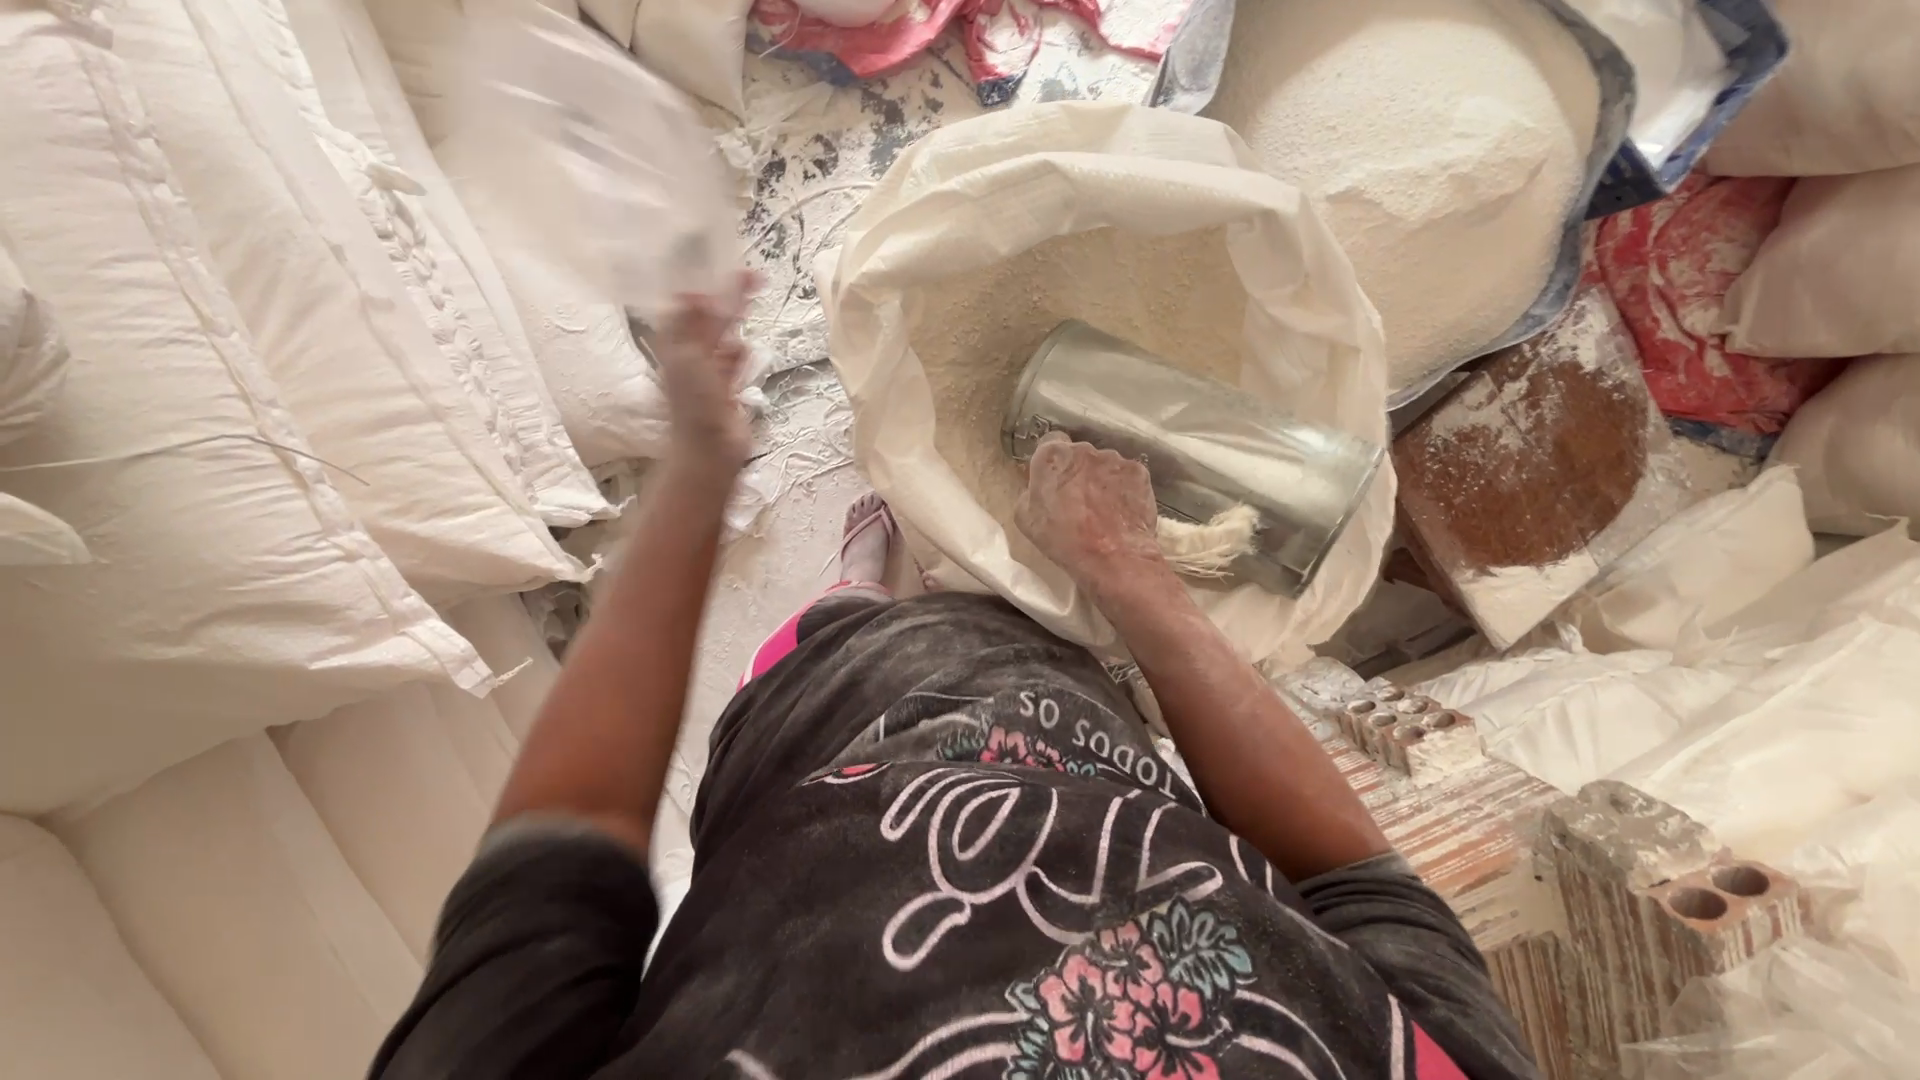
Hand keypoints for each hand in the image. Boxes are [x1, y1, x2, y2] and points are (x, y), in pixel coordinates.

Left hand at [657, 273, 756, 471]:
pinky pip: (735, 366)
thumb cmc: (695, 404)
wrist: (711, 450)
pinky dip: (741, 357)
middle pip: (709, 320)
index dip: (702, 287)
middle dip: (727, 299)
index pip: (685, 307)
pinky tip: (745, 353)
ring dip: (735, 329)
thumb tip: (690, 291)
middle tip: (751, 277)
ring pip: (724, 341)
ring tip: (749, 310)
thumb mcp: (688, 355)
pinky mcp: (727, 391)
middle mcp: (689, 357)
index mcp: (674, 346)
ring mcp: (709, 375)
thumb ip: (691, 323)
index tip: (722, 267)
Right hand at [1016, 433, 1172, 601]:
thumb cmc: (1062, 540)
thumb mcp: (1025, 518)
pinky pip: (1127, 476)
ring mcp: (1114, 459)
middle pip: (1079, 454)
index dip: (1053, 462)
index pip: (1050, 443)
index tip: (1054, 479)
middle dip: (1078, 470)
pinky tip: (1122, 510)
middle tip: (1078, 497)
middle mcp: (1084, 449)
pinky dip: (1124, 488)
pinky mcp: (1139, 472)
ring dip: (1101, 479)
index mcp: (1052, 456)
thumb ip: (1030, 491)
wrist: (1111, 557)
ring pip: (1105, 464)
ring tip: (1104, 508)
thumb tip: (1041, 486)